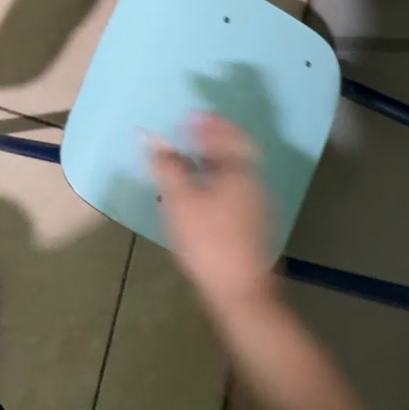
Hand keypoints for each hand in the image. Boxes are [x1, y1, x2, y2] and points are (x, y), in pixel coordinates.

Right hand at [150, 111, 276, 312]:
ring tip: (188, 161)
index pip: (230, 133)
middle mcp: (255, 183)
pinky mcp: (255, 226)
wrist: (241, 294)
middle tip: (188, 134)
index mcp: (241, 171)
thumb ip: (166, 164)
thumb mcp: (180, 199)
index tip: (189, 116)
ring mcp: (258, 206)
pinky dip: (218, 179)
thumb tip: (150, 136)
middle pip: (236, 151)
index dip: (210, 122)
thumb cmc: (208, 241)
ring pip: (236, 172)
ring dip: (214, 160)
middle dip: (212, 140)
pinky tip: (200, 191)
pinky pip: (236, 189)